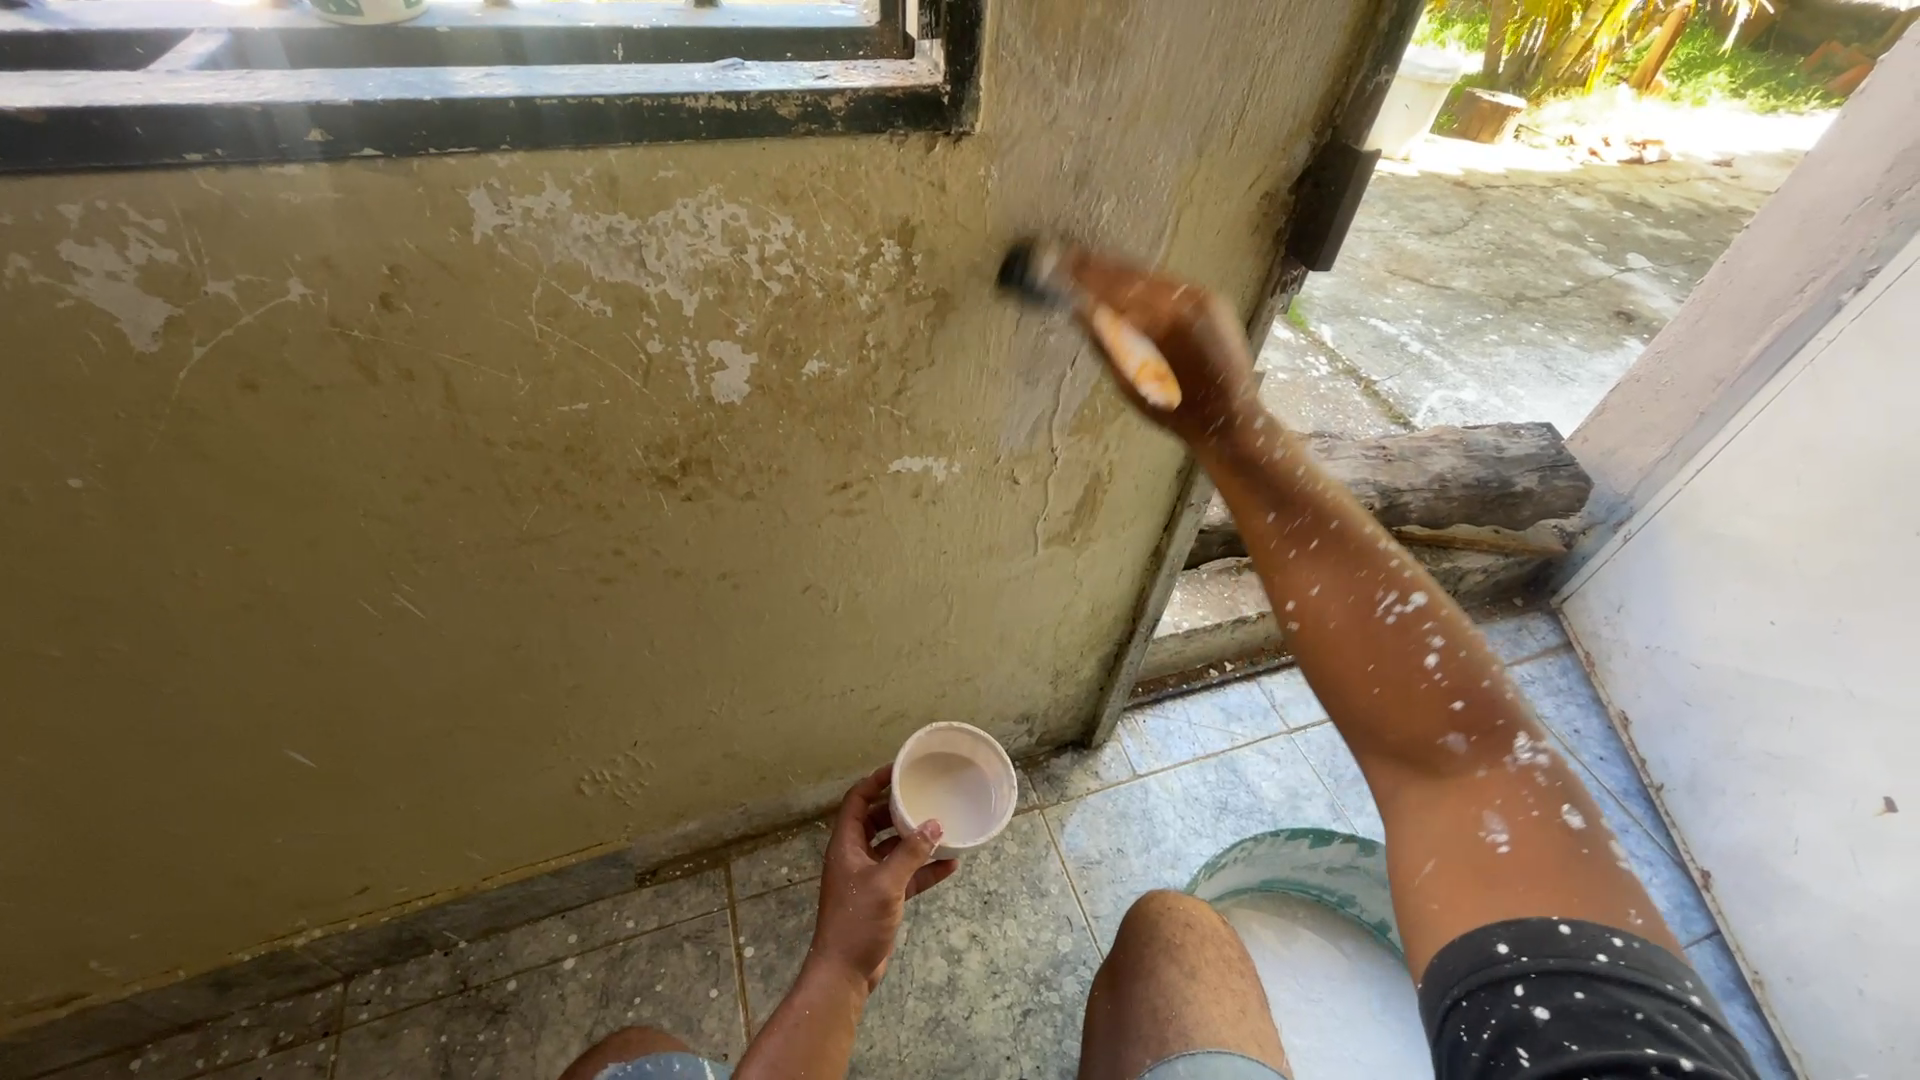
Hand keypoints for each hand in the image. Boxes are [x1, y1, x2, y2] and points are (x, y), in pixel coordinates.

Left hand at [807, 765, 957, 993]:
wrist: (844, 973)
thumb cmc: (856, 921)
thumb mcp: (886, 883)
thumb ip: (910, 853)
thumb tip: (934, 824)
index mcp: (846, 845)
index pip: (857, 801)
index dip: (874, 782)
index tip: (899, 769)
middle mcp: (855, 856)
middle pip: (876, 820)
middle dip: (899, 809)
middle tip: (925, 795)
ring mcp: (869, 877)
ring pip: (893, 848)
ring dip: (915, 839)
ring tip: (942, 826)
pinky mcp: (883, 898)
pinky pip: (906, 874)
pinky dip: (924, 869)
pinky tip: (950, 864)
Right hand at [1059, 246, 1264, 447]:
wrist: (1231, 417)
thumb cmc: (1177, 409)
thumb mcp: (1132, 383)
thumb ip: (1106, 343)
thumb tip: (1079, 313)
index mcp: (1163, 322)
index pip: (1115, 288)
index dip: (1086, 275)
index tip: (1062, 265)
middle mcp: (1186, 301)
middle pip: (1134, 275)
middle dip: (1101, 267)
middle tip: (1071, 257)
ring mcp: (1203, 297)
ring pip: (1152, 277)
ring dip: (1122, 272)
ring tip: (1093, 265)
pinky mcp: (1213, 301)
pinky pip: (1170, 285)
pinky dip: (1146, 283)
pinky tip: (1128, 282)